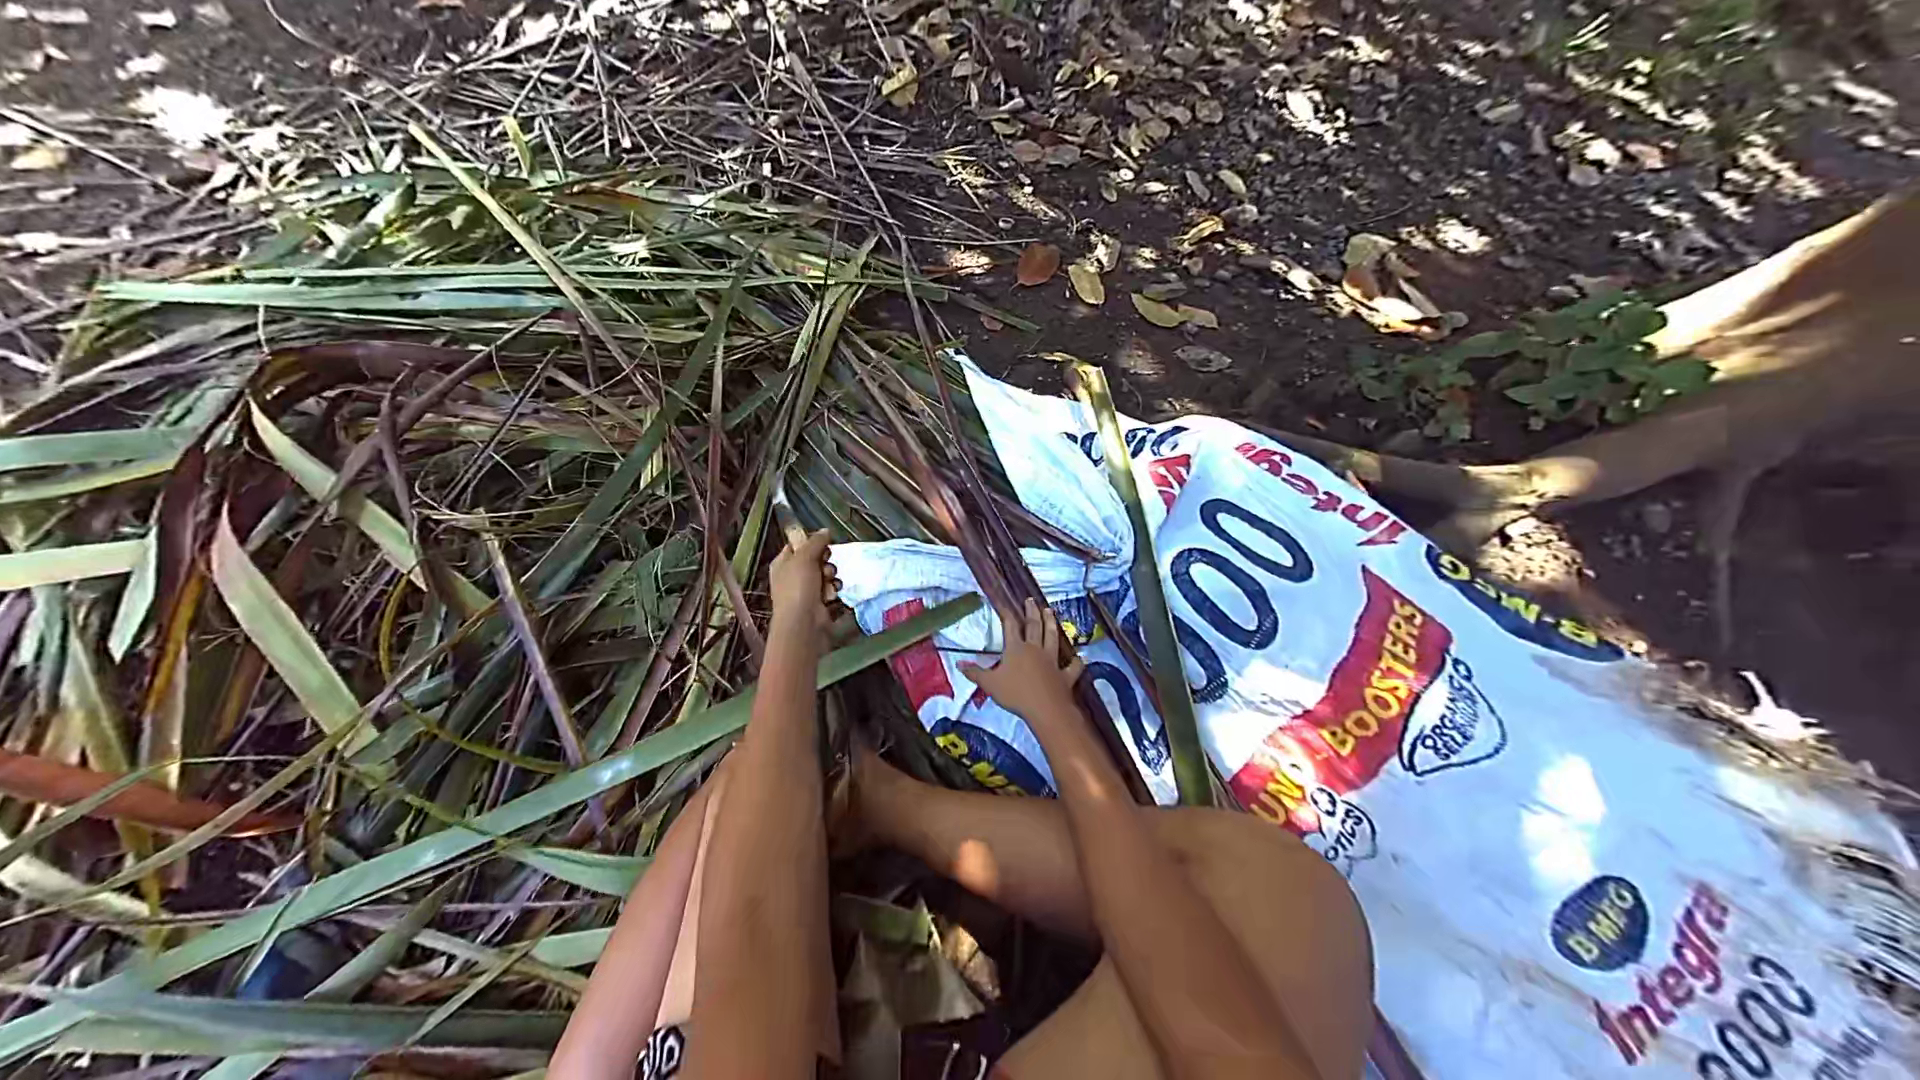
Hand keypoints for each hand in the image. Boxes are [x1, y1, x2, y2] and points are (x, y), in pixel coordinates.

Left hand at [769, 529, 838, 640]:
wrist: (803, 622)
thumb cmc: (798, 587)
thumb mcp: (804, 557)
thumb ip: (816, 541)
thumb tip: (825, 531)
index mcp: (783, 563)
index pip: (798, 545)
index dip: (811, 543)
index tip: (823, 543)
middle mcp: (793, 575)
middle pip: (816, 558)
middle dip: (825, 561)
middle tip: (825, 565)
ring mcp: (806, 590)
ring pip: (826, 573)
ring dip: (831, 577)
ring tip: (828, 583)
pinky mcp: (819, 602)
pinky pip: (831, 589)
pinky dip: (833, 591)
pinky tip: (831, 596)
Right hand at [959, 598, 1087, 726]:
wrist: (1045, 708)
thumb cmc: (1015, 694)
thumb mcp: (989, 684)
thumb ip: (975, 673)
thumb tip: (958, 664)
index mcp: (1016, 649)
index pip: (1011, 626)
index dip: (1007, 614)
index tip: (1004, 604)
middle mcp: (1035, 650)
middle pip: (1034, 626)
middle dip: (1031, 612)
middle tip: (1031, 600)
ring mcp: (1052, 661)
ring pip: (1052, 638)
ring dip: (1051, 624)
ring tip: (1050, 612)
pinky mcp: (1065, 675)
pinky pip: (1073, 667)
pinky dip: (1077, 662)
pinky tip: (1080, 658)